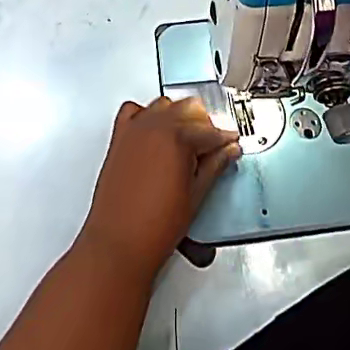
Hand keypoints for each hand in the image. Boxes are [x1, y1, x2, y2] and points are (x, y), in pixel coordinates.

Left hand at [75, 97, 239, 276]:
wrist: (119, 244)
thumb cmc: (152, 228)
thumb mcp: (196, 196)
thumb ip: (215, 166)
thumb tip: (227, 152)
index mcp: (178, 138)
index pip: (211, 131)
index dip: (225, 139)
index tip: (230, 143)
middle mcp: (155, 127)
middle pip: (189, 109)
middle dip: (205, 126)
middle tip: (212, 148)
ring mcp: (135, 130)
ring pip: (164, 105)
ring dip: (178, 116)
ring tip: (187, 142)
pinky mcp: (119, 138)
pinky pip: (134, 112)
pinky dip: (147, 116)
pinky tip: (155, 134)